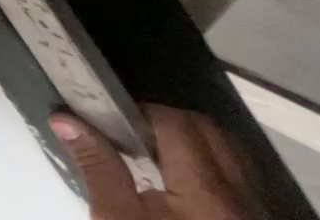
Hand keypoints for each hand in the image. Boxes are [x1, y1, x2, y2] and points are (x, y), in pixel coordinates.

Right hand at [51, 106, 260, 218]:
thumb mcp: (116, 218)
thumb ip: (96, 165)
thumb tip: (64, 118)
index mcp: (205, 191)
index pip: (176, 123)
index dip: (140, 111)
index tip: (110, 118)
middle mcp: (241, 197)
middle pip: (211, 132)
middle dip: (169, 121)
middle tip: (129, 132)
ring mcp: (255, 212)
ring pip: (232, 153)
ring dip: (194, 141)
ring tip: (153, 155)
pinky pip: (241, 178)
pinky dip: (211, 165)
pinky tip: (181, 182)